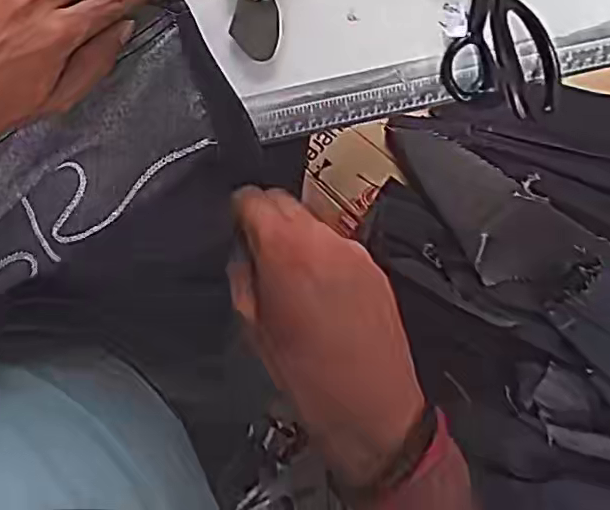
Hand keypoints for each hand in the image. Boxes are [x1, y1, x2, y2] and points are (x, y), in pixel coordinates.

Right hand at [230, 187, 426, 488]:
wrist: (372, 412)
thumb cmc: (310, 376)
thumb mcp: (252, 322)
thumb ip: (241, 272)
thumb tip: (242, 250)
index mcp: (283, 248)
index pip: (252, 197)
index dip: (238, 209)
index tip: (236, 221)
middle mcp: (320, 240)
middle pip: (281, 199)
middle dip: (266, 217)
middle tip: (259, 247)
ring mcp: (352, 251)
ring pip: (310, 220)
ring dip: (295, 234)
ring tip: (292, 273)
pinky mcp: (373, 267)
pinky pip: (336, 243)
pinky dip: (322, 253)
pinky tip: (319, 287)